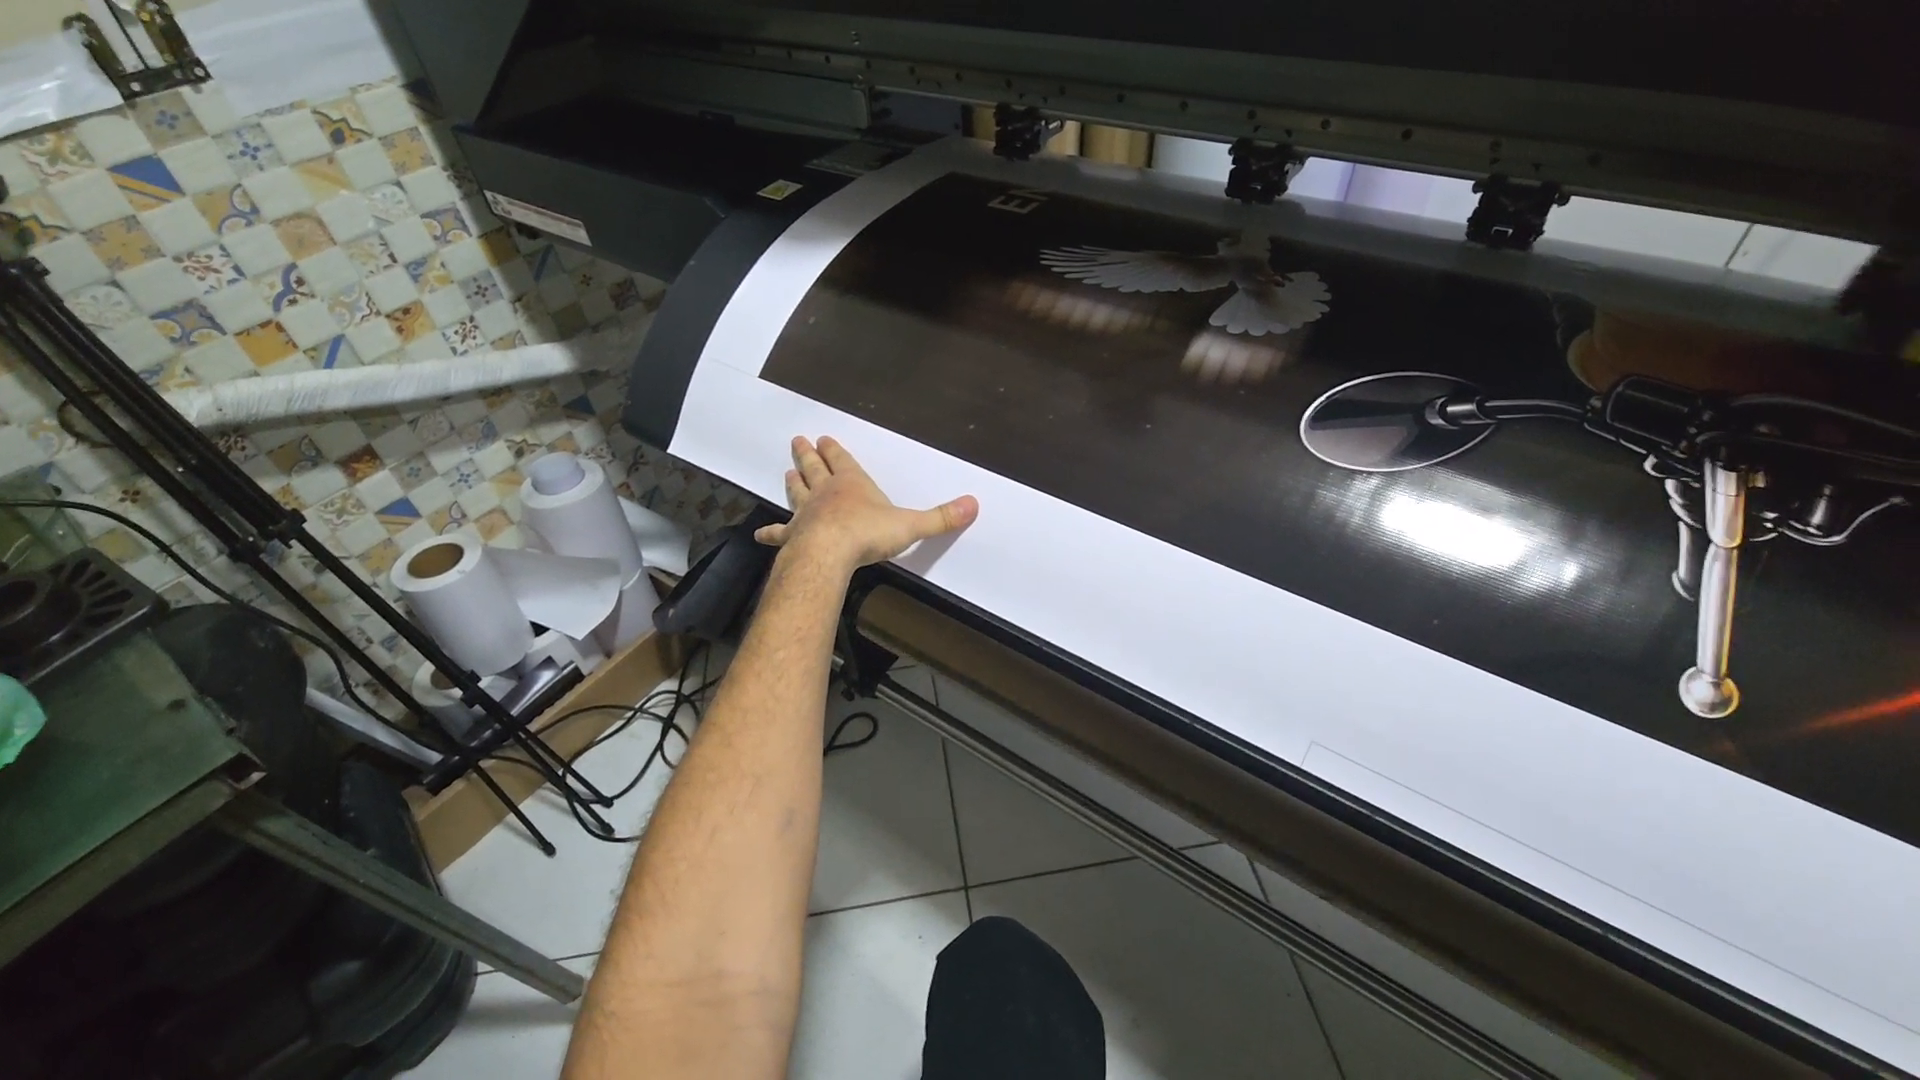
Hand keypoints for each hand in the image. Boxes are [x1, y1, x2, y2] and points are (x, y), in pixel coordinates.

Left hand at [754, 436, 977, 570]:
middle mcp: (826, 492)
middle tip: (798, 441)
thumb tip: (974, 505)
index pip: (842, 460)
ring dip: (793, 483)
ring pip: (797, 493)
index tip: (824, 438)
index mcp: (852, 483)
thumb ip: (940, 517)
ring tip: (787, 473)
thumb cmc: (868, 533)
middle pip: (814, 468)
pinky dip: (771, 532)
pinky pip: (780, 532)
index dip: (834, 449)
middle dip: (808, 455)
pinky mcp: (793, 536)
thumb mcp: (911, 524)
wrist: (828, 553)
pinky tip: (760, 534)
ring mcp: (805, 513)